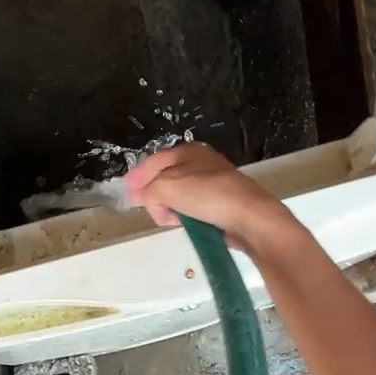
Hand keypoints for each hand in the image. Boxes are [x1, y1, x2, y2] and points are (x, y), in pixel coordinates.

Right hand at [123, 144, 295, 254]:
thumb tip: (149, 200)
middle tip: (146, 208)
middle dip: (152, 194)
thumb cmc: (206, 195)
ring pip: (178, 194)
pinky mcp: (219, 202)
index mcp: (186, 151)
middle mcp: (198, 162)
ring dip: (169, 207)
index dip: (137, 177)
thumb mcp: (166, 187)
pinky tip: (187, 223)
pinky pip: (192, 207)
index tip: (126, 192)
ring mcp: (210, 182)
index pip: (152, 162)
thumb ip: (148, 191)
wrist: (248, 215)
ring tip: (172, 218)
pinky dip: (185, 215)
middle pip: (164, 178)